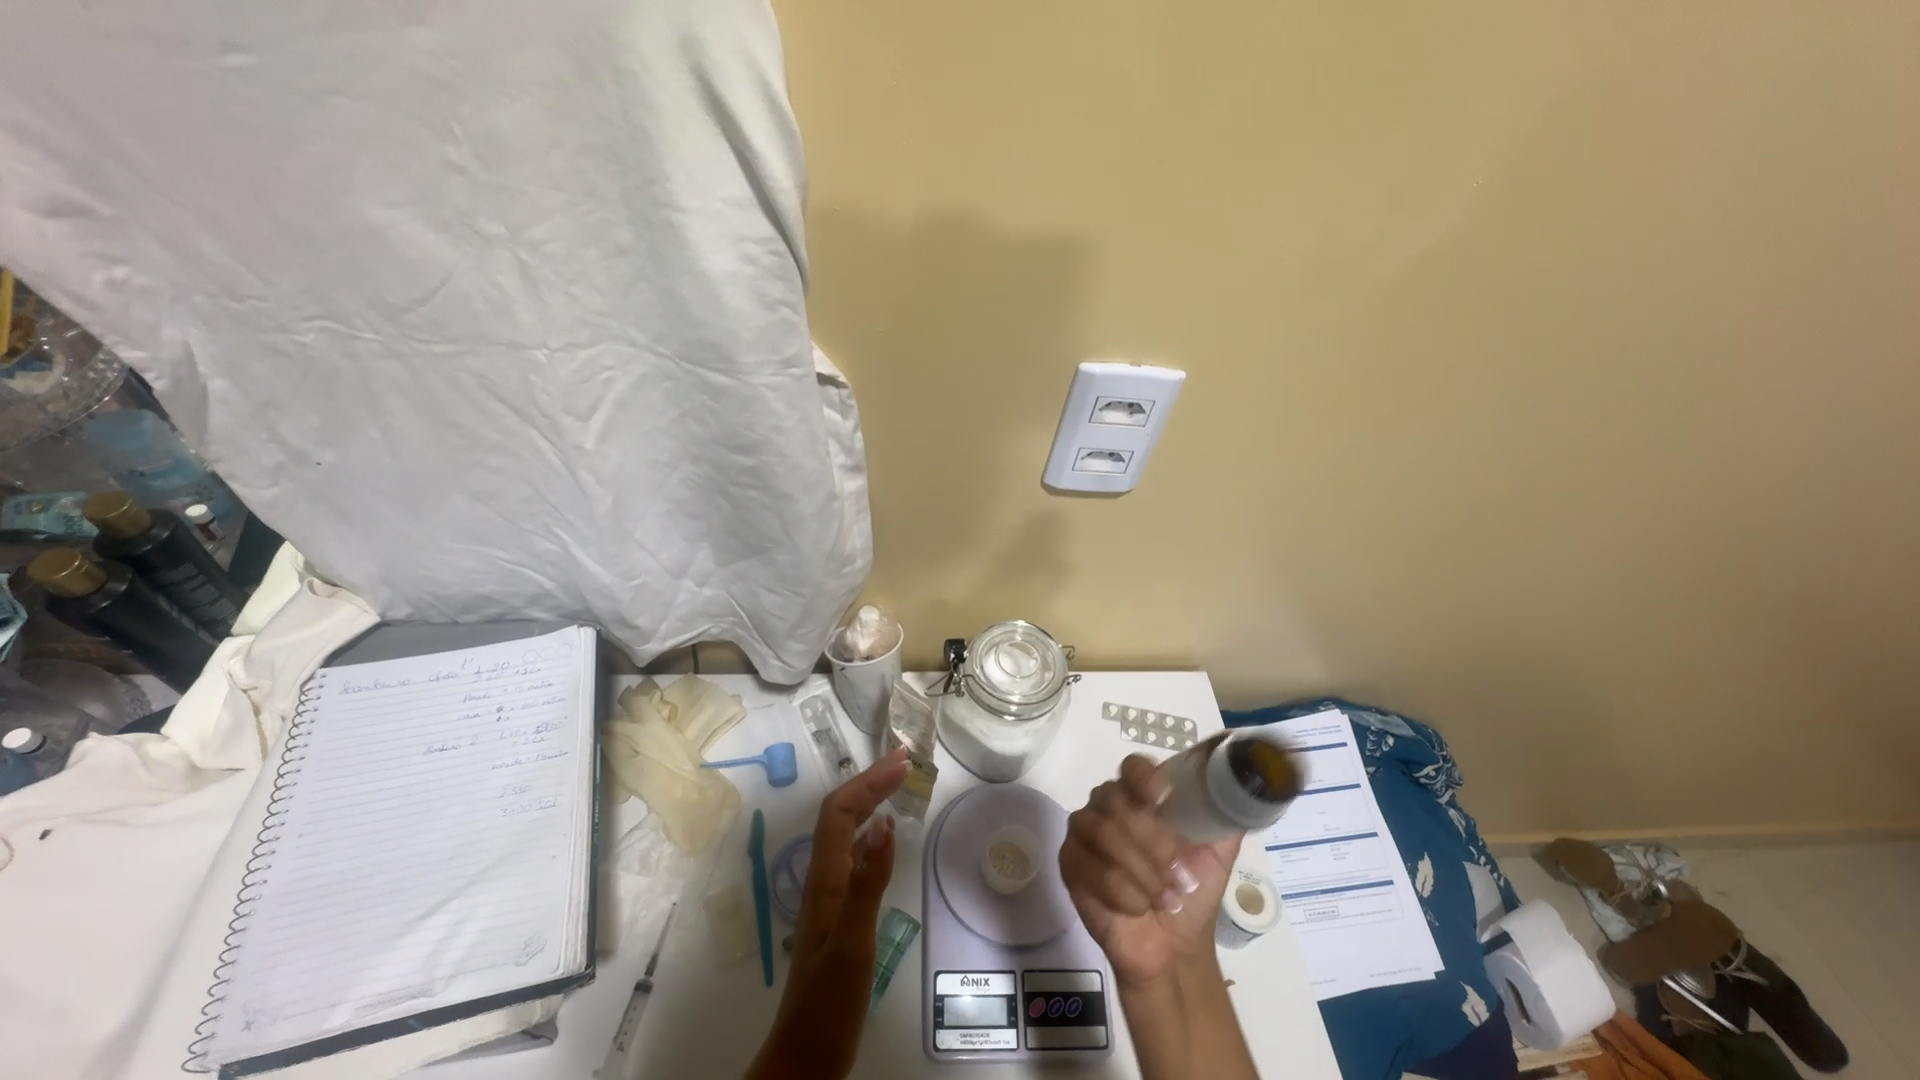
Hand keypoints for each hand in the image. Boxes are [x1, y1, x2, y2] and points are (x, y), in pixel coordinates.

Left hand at [745, 746, 908, 1079]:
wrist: (807, 1055)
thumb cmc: (829, 1003)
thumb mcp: (851, 944)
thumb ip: (867, 885)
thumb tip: (883, 825)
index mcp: (826, 880)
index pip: (841, 812)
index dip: (868, 781)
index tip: (902, 760)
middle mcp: (825, 879)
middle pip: (841, 815)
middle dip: (870, 781)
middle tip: (905, 761)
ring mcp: (830, 897)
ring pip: (846, 832)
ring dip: (869, 800)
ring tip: (897, 784)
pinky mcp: (839, 915)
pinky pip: (854, 855)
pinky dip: (872, 832)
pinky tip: (883, 838)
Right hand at [1059, 753, 1242, 986]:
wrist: (1174, 948)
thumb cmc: (1194, 894)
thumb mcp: (1219, 852)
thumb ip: (1223, 814)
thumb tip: (1238, 782)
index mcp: (1142, 796)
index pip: (1133, 766)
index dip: (1144, 778)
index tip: (1162, 798)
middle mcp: (1108, 806)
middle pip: (1118, 800)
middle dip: (1154, 842)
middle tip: (1178, 876)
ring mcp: (1084, 832)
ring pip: (1105, 833)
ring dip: (1143, 873)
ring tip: (1162, 898)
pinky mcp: (1069, 863)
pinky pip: (1093, 869)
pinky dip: (1124, 893)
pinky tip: (1136, 907)